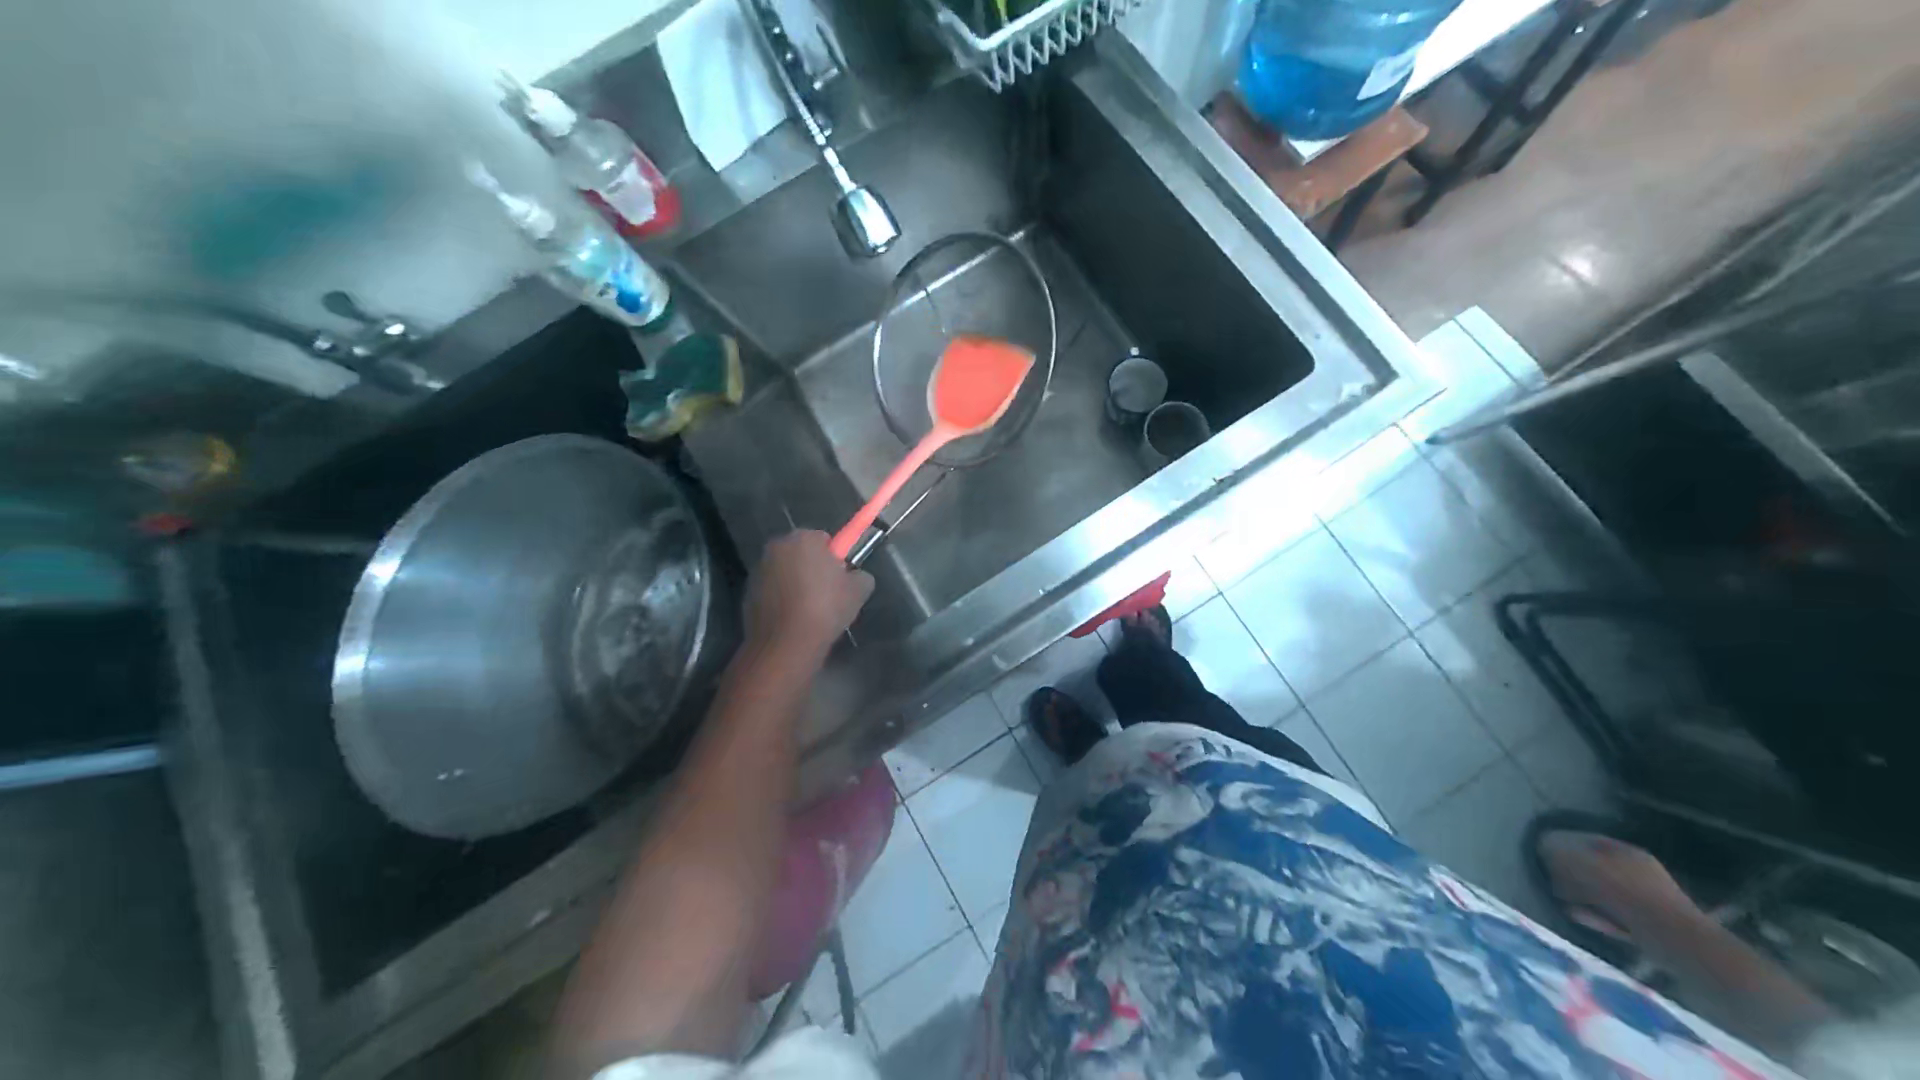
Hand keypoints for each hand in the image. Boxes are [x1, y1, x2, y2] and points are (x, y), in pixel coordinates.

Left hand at [743, 530, 873, 664]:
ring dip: (795, 582)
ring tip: (810, 610)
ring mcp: (758, 569)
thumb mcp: (859, 591)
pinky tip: (792, 619)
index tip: (840, 578)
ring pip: (785, 571)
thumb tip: (855, 576)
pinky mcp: (747, 592)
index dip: (834, 558)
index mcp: (804, 538)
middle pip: (801, 552)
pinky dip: (781, 599)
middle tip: (828, 593)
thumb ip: (860, 575)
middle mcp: (777, 547)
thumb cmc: (826, 609)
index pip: (824, 539)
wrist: (787, 644)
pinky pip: (772, 590)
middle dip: (812, 567)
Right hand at [1539, 831, 1698, 932]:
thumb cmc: (1626, 895)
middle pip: (1592, 866)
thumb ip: (1557, 850)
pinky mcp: (1653, 923)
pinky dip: (1598, 914)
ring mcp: (1649, 897)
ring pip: (1602, 891)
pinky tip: (1587, 920)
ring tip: (1567, 905)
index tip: (1542, 857)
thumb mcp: (1581, 865)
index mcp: (1625, 850)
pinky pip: (1614, 912)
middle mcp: (1639, 869)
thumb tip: (1542, 845)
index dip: (1559, 845)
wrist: (1678, 943)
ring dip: (1582, 897)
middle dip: (1570, 875)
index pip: (1583, 839)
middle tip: (1553, 883)